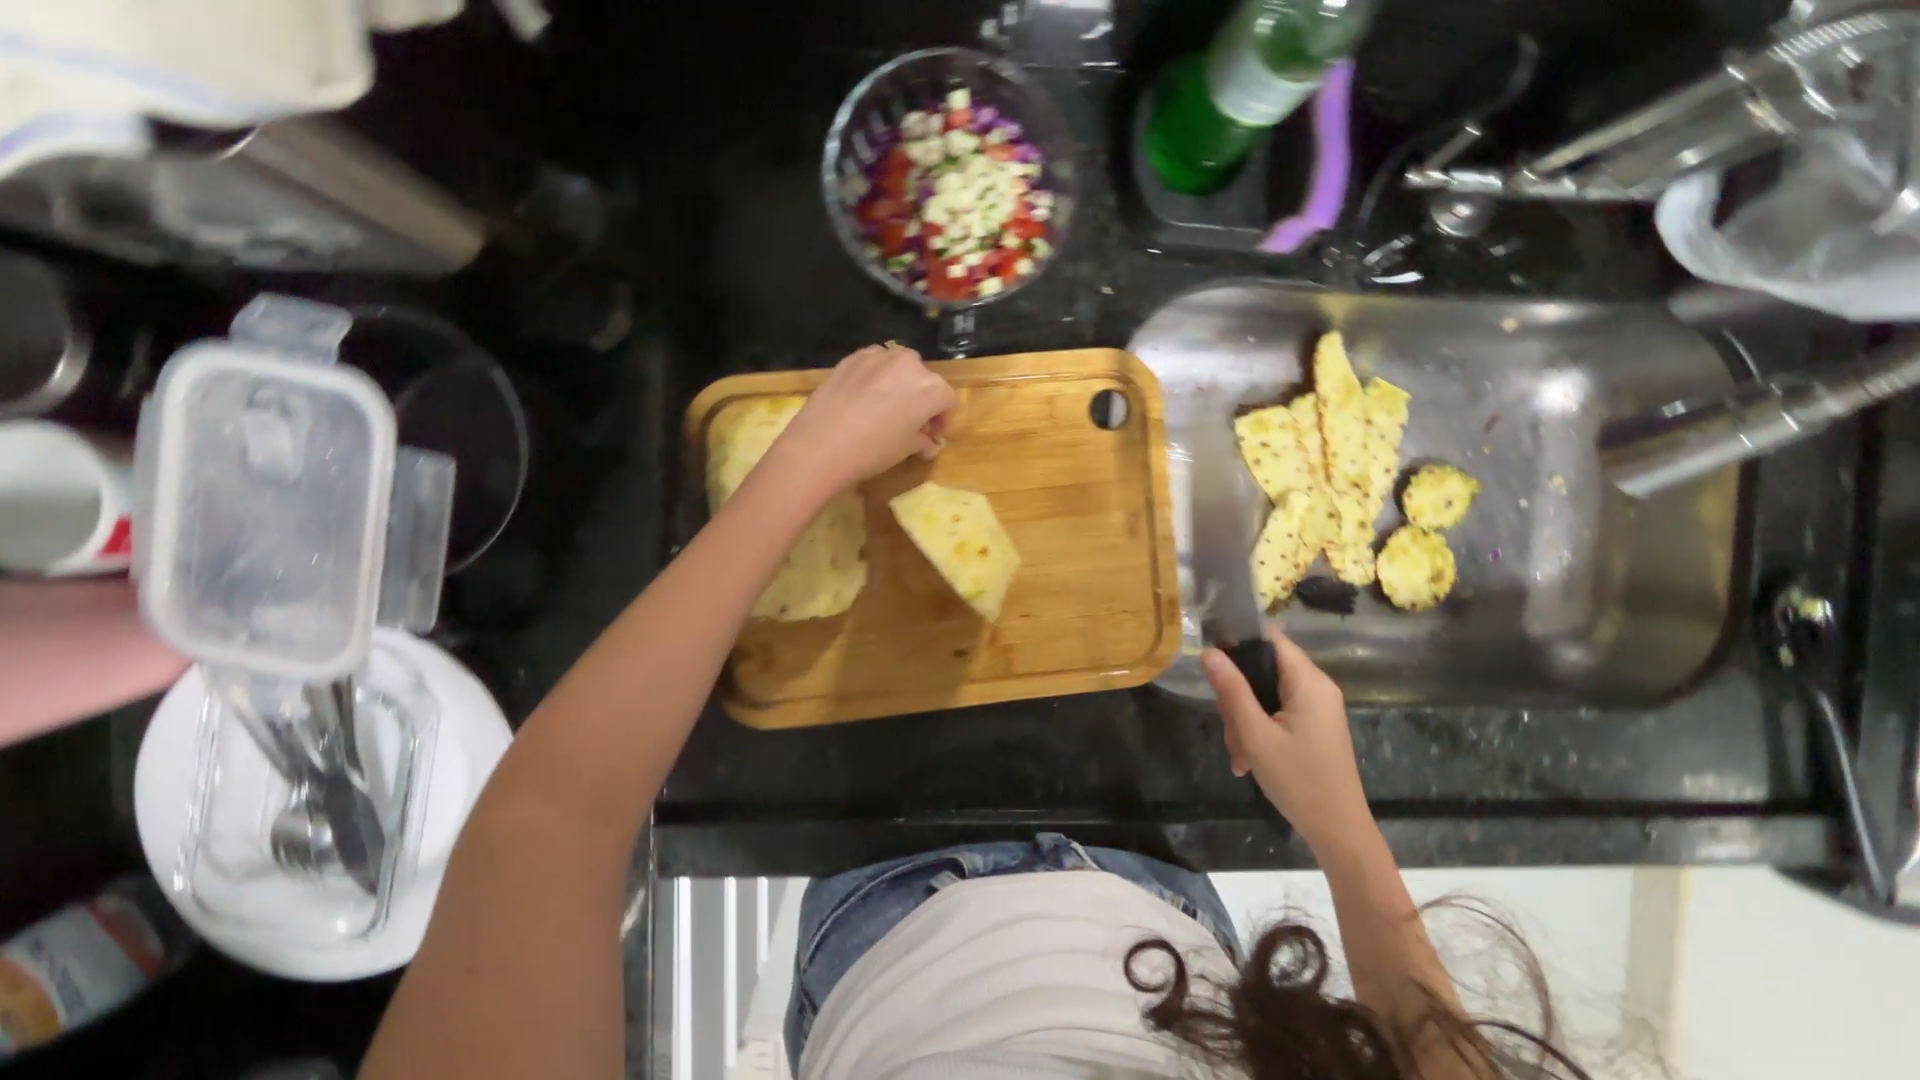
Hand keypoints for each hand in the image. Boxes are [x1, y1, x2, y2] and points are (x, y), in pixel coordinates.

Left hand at [770, 343, 957, 493]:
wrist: (821, 445)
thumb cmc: (873, 451)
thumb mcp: (905, 449)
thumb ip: (922, 440)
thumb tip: (928, 443)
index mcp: (931, 388)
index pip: (948, 400)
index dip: (942, 419)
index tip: (930, 434)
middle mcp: (909, 364)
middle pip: (925, 379)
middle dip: (921, 399)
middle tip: (909, 421)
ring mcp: (879, 356)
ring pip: (899, 367)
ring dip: (899, 384)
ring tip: (884, 407)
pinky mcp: (852, 357)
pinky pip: (874, 363)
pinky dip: (875, 376)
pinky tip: (862, 398)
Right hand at [1202, 625, 1373, 854]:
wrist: (1338, 829)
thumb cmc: (1297, 779)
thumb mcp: (1255, 734)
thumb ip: (1232, 690)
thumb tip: (1210, 652)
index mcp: (1308, 681)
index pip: (1270, 638)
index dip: (1239, 642)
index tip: (1212, 661)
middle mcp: (1317, 687)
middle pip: (1264, 670)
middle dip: (1238, 699)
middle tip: (1231, 732)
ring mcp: (1317, 708)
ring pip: (1267, 696)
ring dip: (1246, 721)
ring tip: (1241, 757)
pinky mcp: (1315, 726)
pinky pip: (1278, 714)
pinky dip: (1260, 731)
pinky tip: (1250, 761)